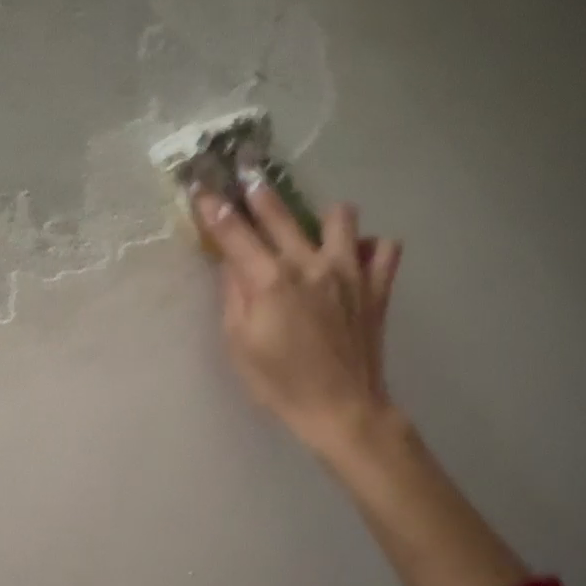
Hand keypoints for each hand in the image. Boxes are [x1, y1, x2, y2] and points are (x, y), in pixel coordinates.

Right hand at [191, 174, 403, 458]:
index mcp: (270, 280)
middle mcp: (309, 264)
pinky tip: (354, 260)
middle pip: (279, 214)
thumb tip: (232, 265)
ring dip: (322, 218)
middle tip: (246, 176)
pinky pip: (383, 248)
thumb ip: (234, 297)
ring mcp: (349, 271)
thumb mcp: (239, 344)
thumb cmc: (279, 383)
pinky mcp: (377, 286)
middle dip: (258, 191)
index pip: (234, 233)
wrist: (341, 409)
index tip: (202, 189)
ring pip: (340, 217)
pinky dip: (369, 249)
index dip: (214, 209)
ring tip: (313, 232)